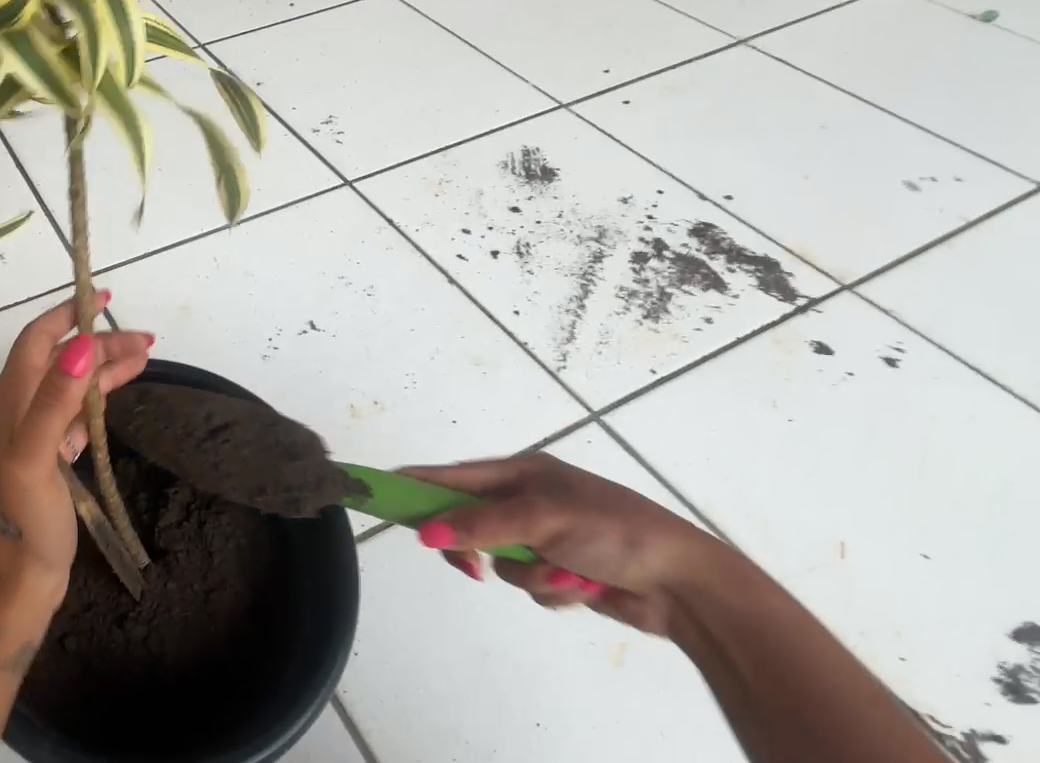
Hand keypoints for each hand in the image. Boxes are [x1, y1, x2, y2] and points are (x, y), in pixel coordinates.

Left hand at [0, 292, 154, 604]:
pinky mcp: (54, 452)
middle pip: (65, 356)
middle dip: (101, 341)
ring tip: (147, 355)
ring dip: (107, 365)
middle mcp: (22, 405)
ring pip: (76, 381)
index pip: (40, 338)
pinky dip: (103, 393)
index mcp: (13, 397)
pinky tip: (124, 387)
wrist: (20, 577)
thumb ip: (54, 399)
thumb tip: (81, 346)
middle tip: (147, 339)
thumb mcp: (36, 456)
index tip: (104, 294)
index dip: (68, 313)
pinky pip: (80, 409)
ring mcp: (38, 429)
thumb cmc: (25, 517)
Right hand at [404, 453, 734, 635]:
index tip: (379, 497)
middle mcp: (524, 501)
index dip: (414, 486)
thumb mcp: (541, 518)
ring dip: (528, 575)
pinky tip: (581, 588)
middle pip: (466, 523)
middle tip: (475, 569)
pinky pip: (527, 583)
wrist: (685, 584)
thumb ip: (479, 525)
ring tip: (568, 576)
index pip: (449, 476)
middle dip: (477, 548)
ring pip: (498, 560)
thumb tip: (422, 532)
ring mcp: (541, 536)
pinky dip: (549, 591)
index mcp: (518, 472)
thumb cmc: (613, 530)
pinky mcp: (558, 570)